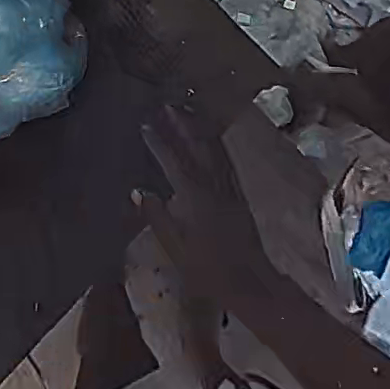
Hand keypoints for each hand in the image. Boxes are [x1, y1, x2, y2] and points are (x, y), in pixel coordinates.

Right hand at [138, 105, 286, 309]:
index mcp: (194, 197)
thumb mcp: (175, 247)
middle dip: (181, 124)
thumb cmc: (208, 269)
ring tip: (187, 113)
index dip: (158, 142)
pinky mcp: (240, 193)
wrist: (250, 281)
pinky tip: (211, 138)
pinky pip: (226, 160)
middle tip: (167, 107)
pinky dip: (216, 143)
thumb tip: (138, 191)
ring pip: (214, 149)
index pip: (172, 161)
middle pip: (196, 146)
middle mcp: (213, 185)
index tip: (145, 126)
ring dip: (200, 129)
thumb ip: (157, 217)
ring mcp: (229, 187)